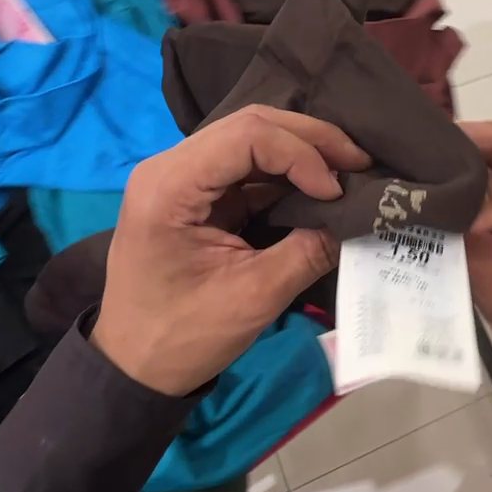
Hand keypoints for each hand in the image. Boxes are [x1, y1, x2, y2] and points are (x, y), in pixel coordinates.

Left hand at [92, 106, 371, 395]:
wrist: (133, 367)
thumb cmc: (182, 336)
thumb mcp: (252, 297)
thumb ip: (307, 250)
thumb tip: (358, 217)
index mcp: (169, 186)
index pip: (246, 135)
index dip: (299, 154)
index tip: (335, 192)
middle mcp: (170, 166)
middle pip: (250, 124)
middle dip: (310, 140)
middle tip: (358, 163)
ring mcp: (182, 175)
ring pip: (251, 137)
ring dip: (302, 150)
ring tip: (347, 170)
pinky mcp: (197, 191)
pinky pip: (248, 164)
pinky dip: (287, 170)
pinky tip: (319, 184)